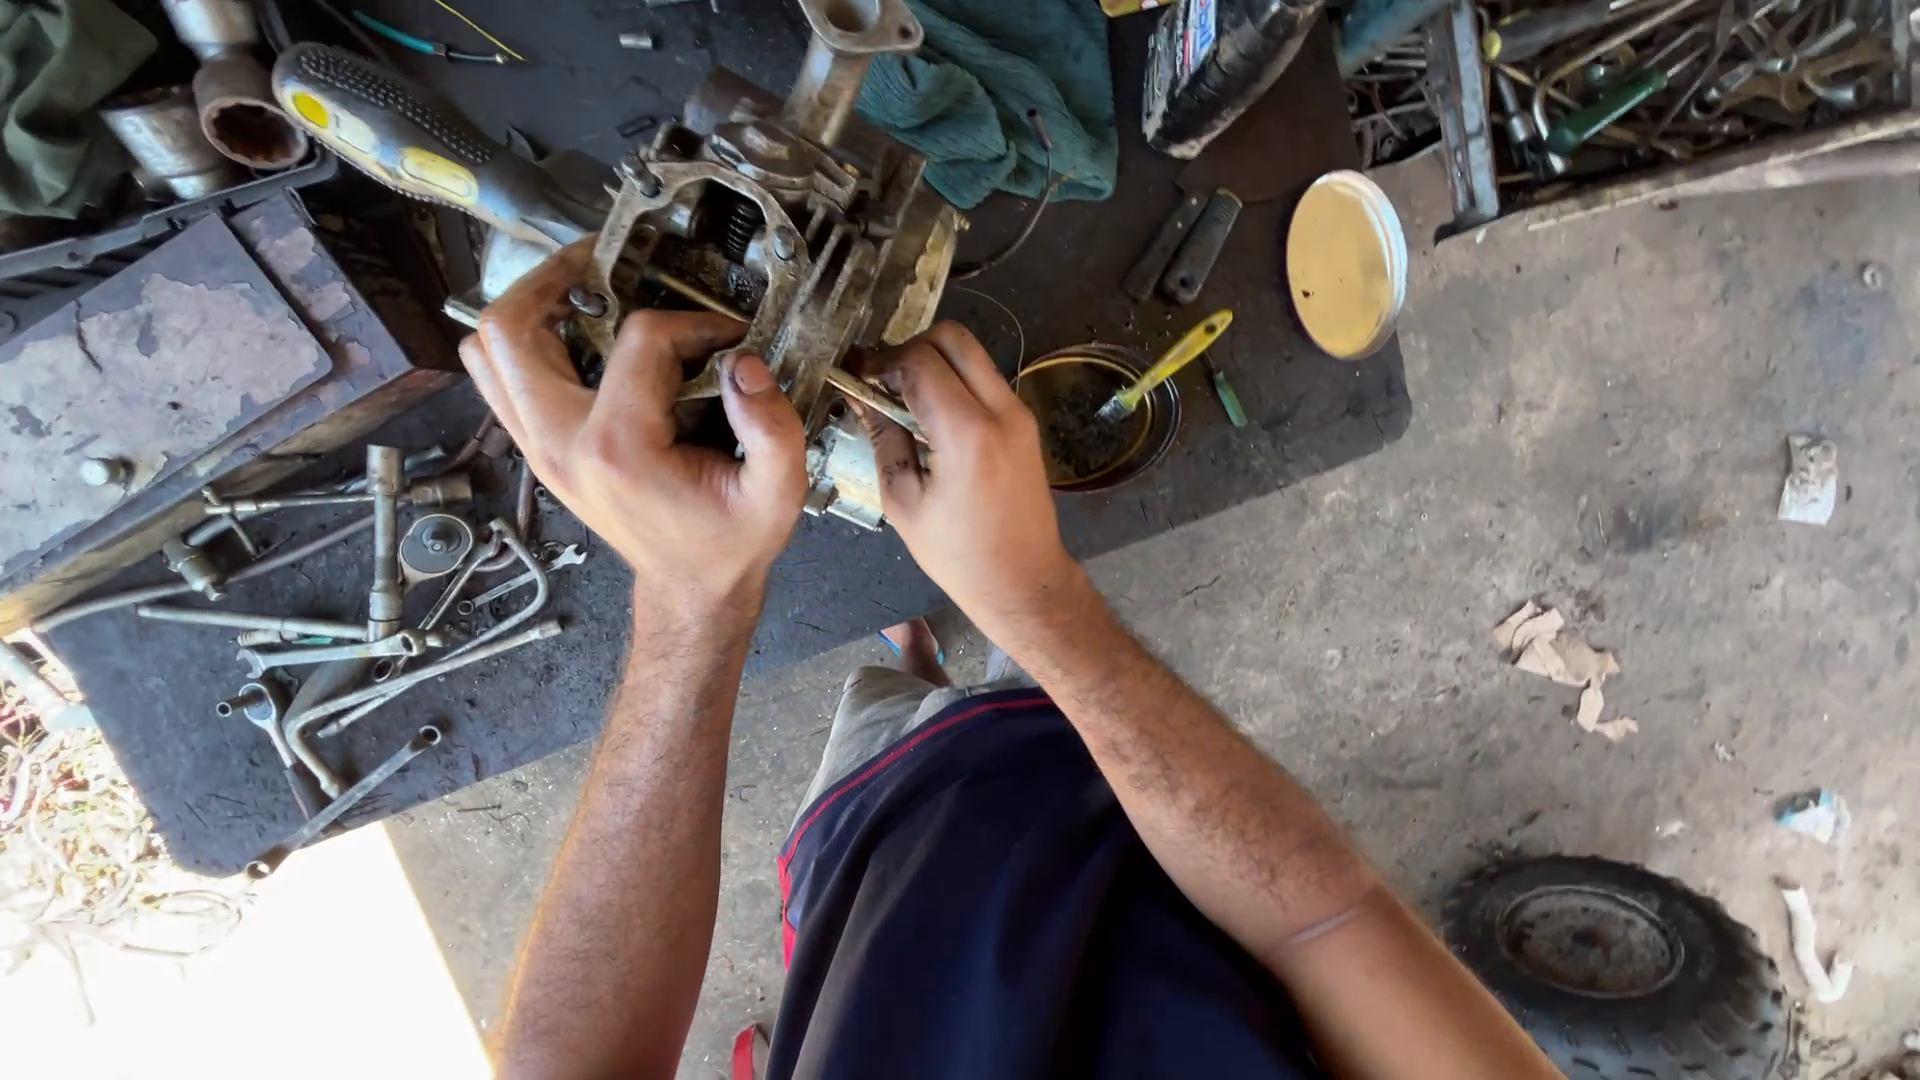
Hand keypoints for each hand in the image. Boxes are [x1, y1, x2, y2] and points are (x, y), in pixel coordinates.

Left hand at [460, 241, 807, 618]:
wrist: (691, 588)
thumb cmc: (729, 544)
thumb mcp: (778, 493)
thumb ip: (774, 426)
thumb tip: (745, 363)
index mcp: (620, 448)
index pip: (641, 341)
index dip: (694, 323)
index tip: (728, 335)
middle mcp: (563, 445)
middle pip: (515, 328)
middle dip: (559, 279)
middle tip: (607, 263)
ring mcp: (541, 450)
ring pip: (488, 351)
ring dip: (529, 308)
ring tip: (581, 292)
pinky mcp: (542, 453)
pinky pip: (499, 382)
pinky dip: (523, 346)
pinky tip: (573, 339)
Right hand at [856, 321, 1082, 632]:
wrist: (1024, 580)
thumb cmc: (958, 554)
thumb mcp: (904, 502)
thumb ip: (884, 439)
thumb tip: (861, 397)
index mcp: (967, 433)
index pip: (920, 361)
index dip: (882, 361)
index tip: (859, 376)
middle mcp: (1002, 410)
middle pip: (955, 337)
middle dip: (912, 347)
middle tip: (886, 379)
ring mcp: (1021, 413)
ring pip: (974, 354)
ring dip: (936, 363)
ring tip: (906, 398)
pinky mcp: (1027, 423)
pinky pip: (986, 380)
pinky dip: (957, 381)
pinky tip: (933, 416)